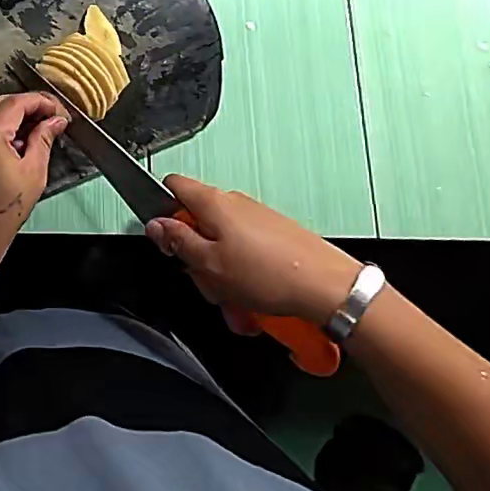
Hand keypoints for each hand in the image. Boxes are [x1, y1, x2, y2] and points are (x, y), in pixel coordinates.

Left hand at [0, 93, 67, 273]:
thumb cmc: (0, 216)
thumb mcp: (32, 175)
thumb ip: (43, 140)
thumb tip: (55, 121)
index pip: (15, 103)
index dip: (40, 101)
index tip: (58, 110)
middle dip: (25, 105)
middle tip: (49, 117)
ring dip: (9, 115)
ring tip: (34, 130)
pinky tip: (12, 142)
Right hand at [144, 175, 360, 327]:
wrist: (333, 290)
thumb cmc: (275, 275)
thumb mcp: (209, 264)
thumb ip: (176, 241)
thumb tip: (156, 225)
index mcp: (213, 202)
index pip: (171, 186)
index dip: (162, 212)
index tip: (168, 240)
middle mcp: (236, 204)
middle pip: (197, 223)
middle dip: (197, 257)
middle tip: (207, 280)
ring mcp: (259, 220)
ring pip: (223, 245)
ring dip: (223, 276)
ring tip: (238, 303)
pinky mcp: (278, 238)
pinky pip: (247, 255)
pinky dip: (246, 278)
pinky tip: (256, 302)